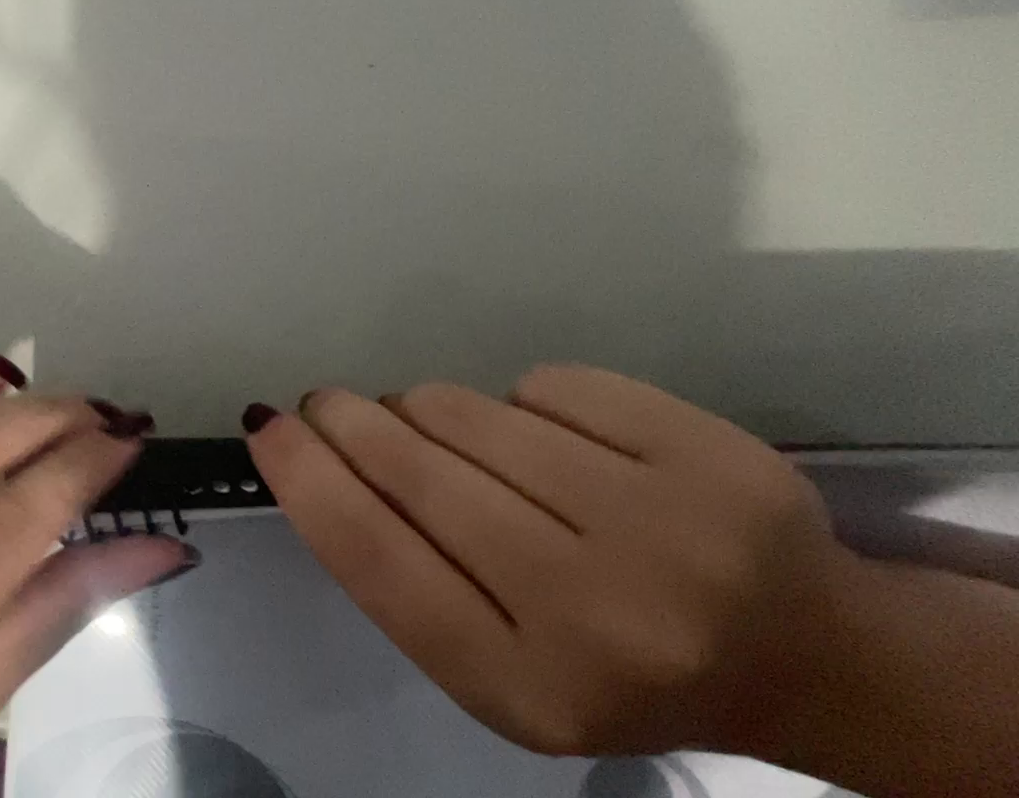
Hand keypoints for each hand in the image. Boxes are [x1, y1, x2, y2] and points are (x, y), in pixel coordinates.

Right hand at [245, 364, 862, 757]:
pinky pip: (549, 384)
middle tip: (328, 403)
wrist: (803, 660)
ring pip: (475, 416)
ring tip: (435, 425)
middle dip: (352, 423)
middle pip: (418, 475)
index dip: (306, 477)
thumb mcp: (492, 658)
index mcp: (522, 686)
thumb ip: (405, 573)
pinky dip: (522, 399)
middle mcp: (597, 616)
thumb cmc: (608, 664)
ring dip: (429, 409)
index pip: (376, 557)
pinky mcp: (713, 457)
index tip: (267, 424)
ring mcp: (667, 531)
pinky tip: (543, 433)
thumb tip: (318, 455)